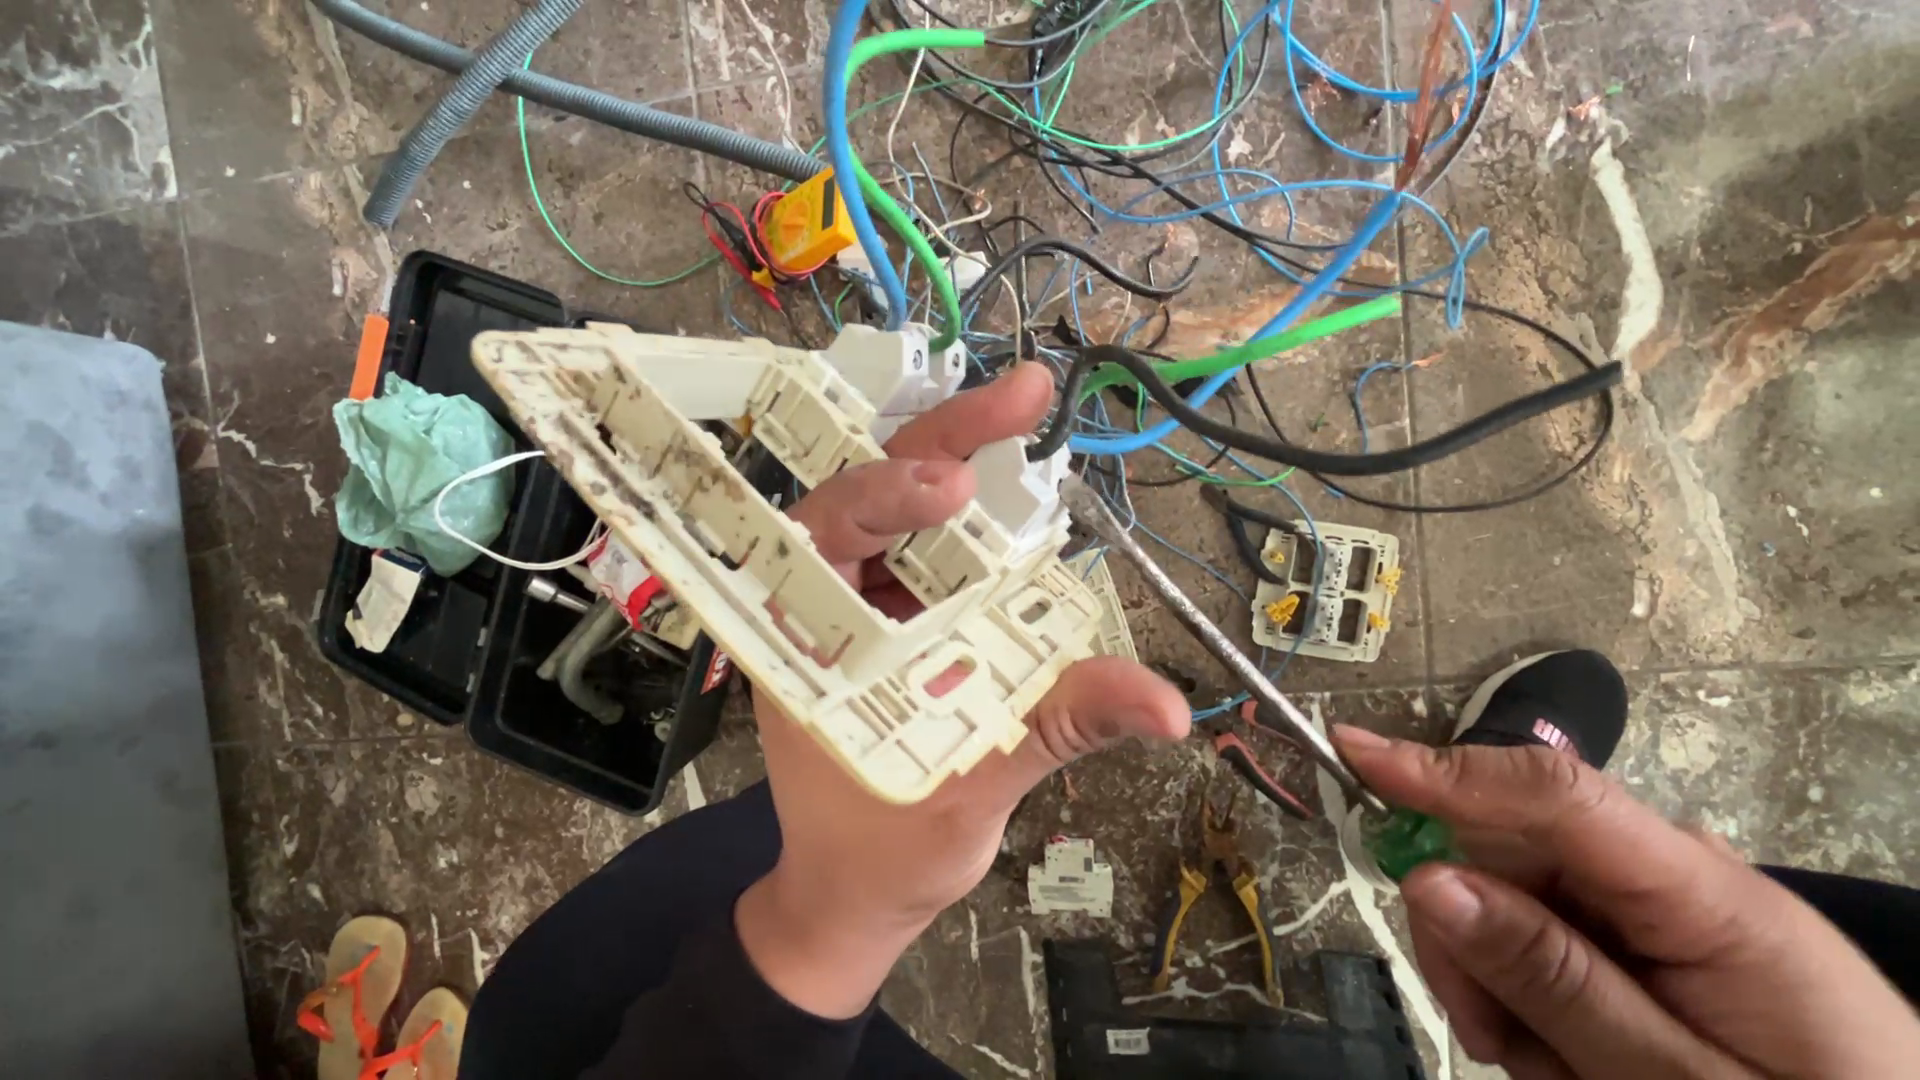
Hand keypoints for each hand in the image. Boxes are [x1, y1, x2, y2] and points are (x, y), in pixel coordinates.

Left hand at [736, 362, 1189, 1017]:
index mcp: (800, 643)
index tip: (953, 486)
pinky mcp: (910, 615)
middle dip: (943, 439)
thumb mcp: (965, 793)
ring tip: (1030, 411)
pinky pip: (943, 550)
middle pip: (872, 492)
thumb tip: (1165, 702)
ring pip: (910, 508)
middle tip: (1026, 394)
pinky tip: (1025, 491)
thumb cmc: (880, 851)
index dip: (880, 498)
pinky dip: (983, 518)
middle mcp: (826, 605)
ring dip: (965, 455)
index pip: (821, 539)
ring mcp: (870, 604)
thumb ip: (1055, 730)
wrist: (860, 891)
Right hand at [1332, 726, 1919, 1078]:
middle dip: (1468, 928)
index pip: (1555, 794)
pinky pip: (1538, 931)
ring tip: (1536, 1061)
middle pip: (1510, 850)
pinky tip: (1557, 1048)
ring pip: (1507, 894)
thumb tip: (1427, 877)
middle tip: (1486, 1034)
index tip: (1348, 749)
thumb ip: (1554, 982)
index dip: (1444, 767)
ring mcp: (1658, 905)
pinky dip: (1520, 990)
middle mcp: (1677, 877)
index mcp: (1713, 899)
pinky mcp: (1643, 935)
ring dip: (1492, 975)